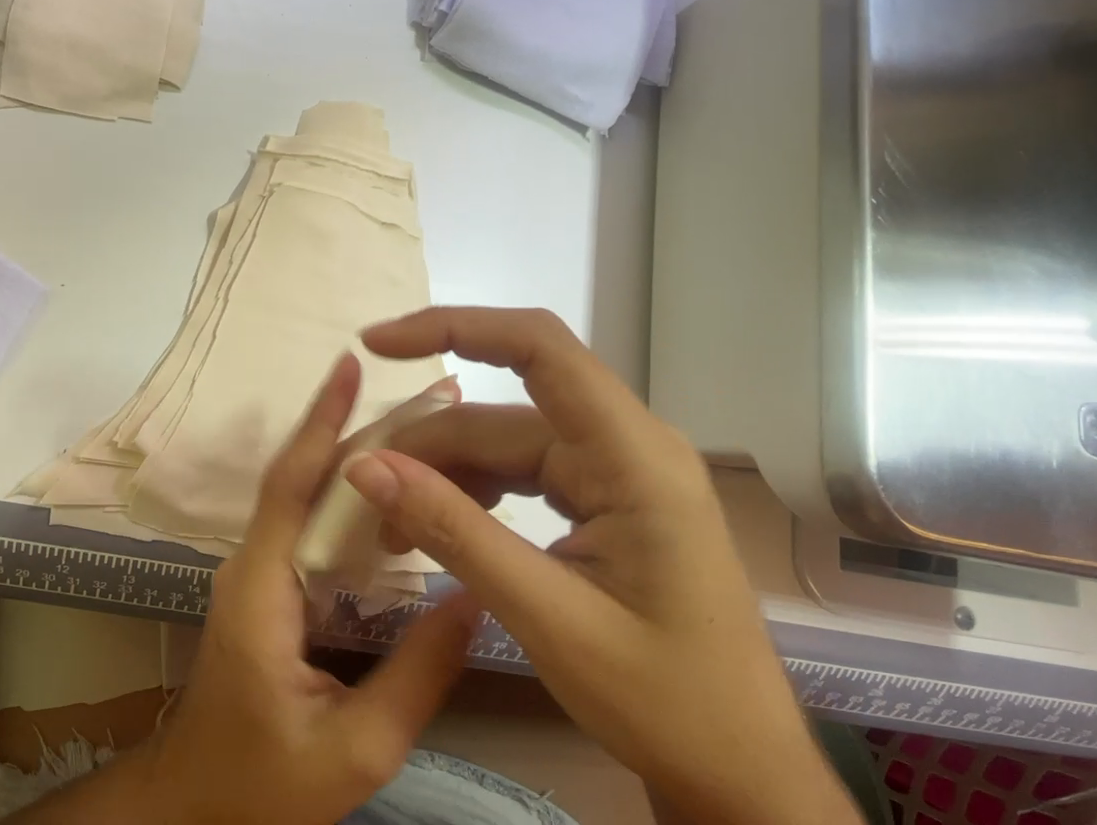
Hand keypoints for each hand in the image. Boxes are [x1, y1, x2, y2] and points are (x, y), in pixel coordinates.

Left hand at [5, 353, 482, 824]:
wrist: (194, 803)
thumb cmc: (263, 783)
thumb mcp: (354, 747)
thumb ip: (416, 674)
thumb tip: (475, 596)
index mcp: (259, 589)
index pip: (291, 487)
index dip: (321, 424)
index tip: (350, 366)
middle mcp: (250, 567)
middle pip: (303, 482)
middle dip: (358, 432)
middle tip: (429, 398)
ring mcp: (255, 577)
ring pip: (306, 504)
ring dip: (358, 465)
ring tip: (426, 434)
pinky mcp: (266, 593)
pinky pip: (309, 533)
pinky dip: (350, 507)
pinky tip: (395, 501)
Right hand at [346, 307, 860, 824]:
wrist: (739, 769)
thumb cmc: (665, 699)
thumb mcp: (546, 614)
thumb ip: (453, 531)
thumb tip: (363, 467)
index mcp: (633, 457)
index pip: (537, 348)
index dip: (452, 327)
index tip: (376, 344)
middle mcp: (625, 448)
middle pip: (500, 412)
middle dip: (424, 443)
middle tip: (356, 487)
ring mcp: (613, 475)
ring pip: (501, 445)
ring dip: (439, 476)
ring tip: (386, 526)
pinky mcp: (601, 504)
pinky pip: (518, 476)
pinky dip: (468, 497)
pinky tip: (431, 531)